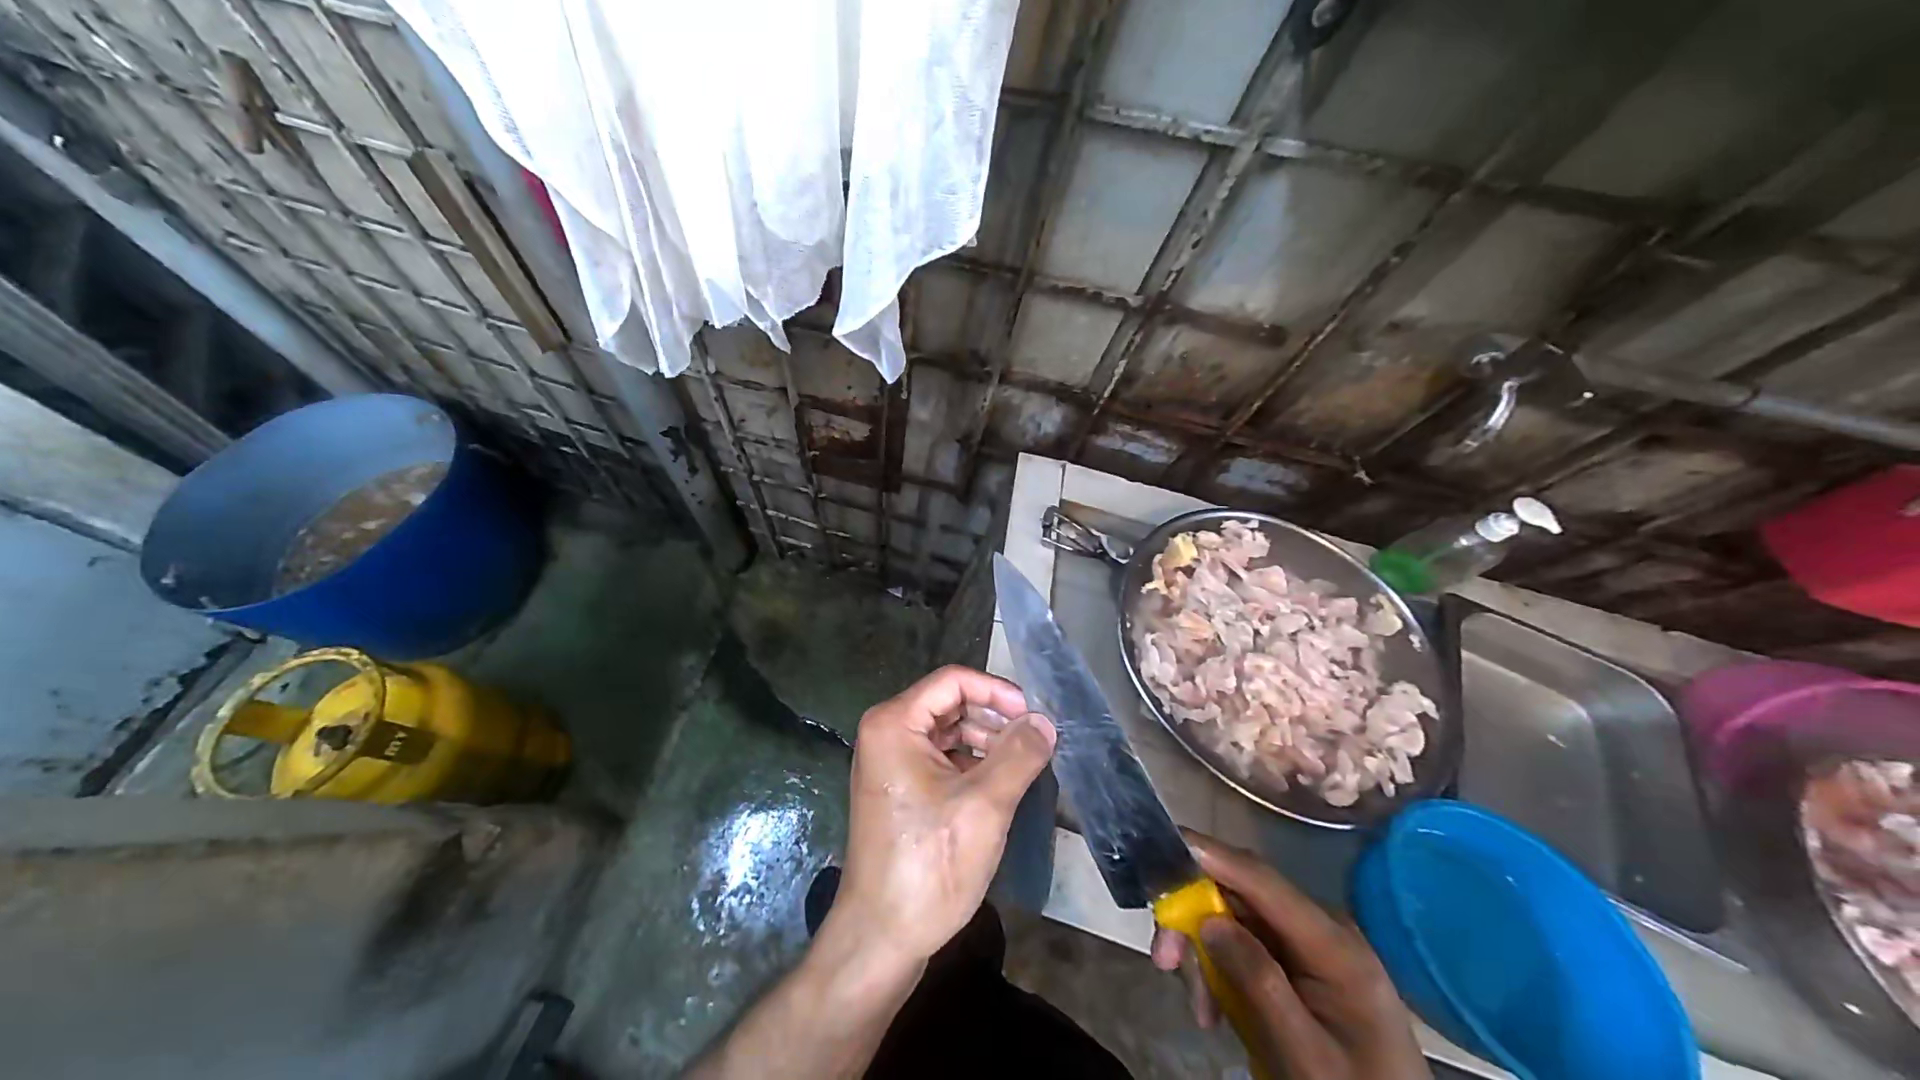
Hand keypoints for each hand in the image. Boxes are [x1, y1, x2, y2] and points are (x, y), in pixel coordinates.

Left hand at [832, 665, 1056, 963]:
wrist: (882, 936)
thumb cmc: (930, 863)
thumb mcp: (985, 804)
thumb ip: (1019, 754)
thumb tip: (1045, 721)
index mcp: (894, 723)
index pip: (953, 681)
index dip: (997, 691)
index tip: (1034, 716)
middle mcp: (886, 734)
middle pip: (950, 704)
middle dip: (994, 718)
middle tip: (1036, 742)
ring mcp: (890, 764)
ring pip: (948, 733)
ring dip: (987, 742)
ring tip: (1025, 765)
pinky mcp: (900, 790)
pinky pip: (941, 759)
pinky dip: (972, 765)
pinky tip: (1001, 785)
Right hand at [1152, 832, 1428, 1079]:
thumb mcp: (1303, 1053)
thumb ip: (1258, 984)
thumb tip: (1208, 920)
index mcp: (1334, 944)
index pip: (1261, 879)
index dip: (1210, 854)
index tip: (1163, 845)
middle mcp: (1321, 927)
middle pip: (1239, 896)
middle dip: (1194, 919)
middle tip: (1163, 961)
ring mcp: (1309, 942)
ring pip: (1234, 919)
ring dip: (1204, 951)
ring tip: (1200, 1008)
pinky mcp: (1299, 959)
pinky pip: (1244, 943)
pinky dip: (1220, 967)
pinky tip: (1215, 1008)